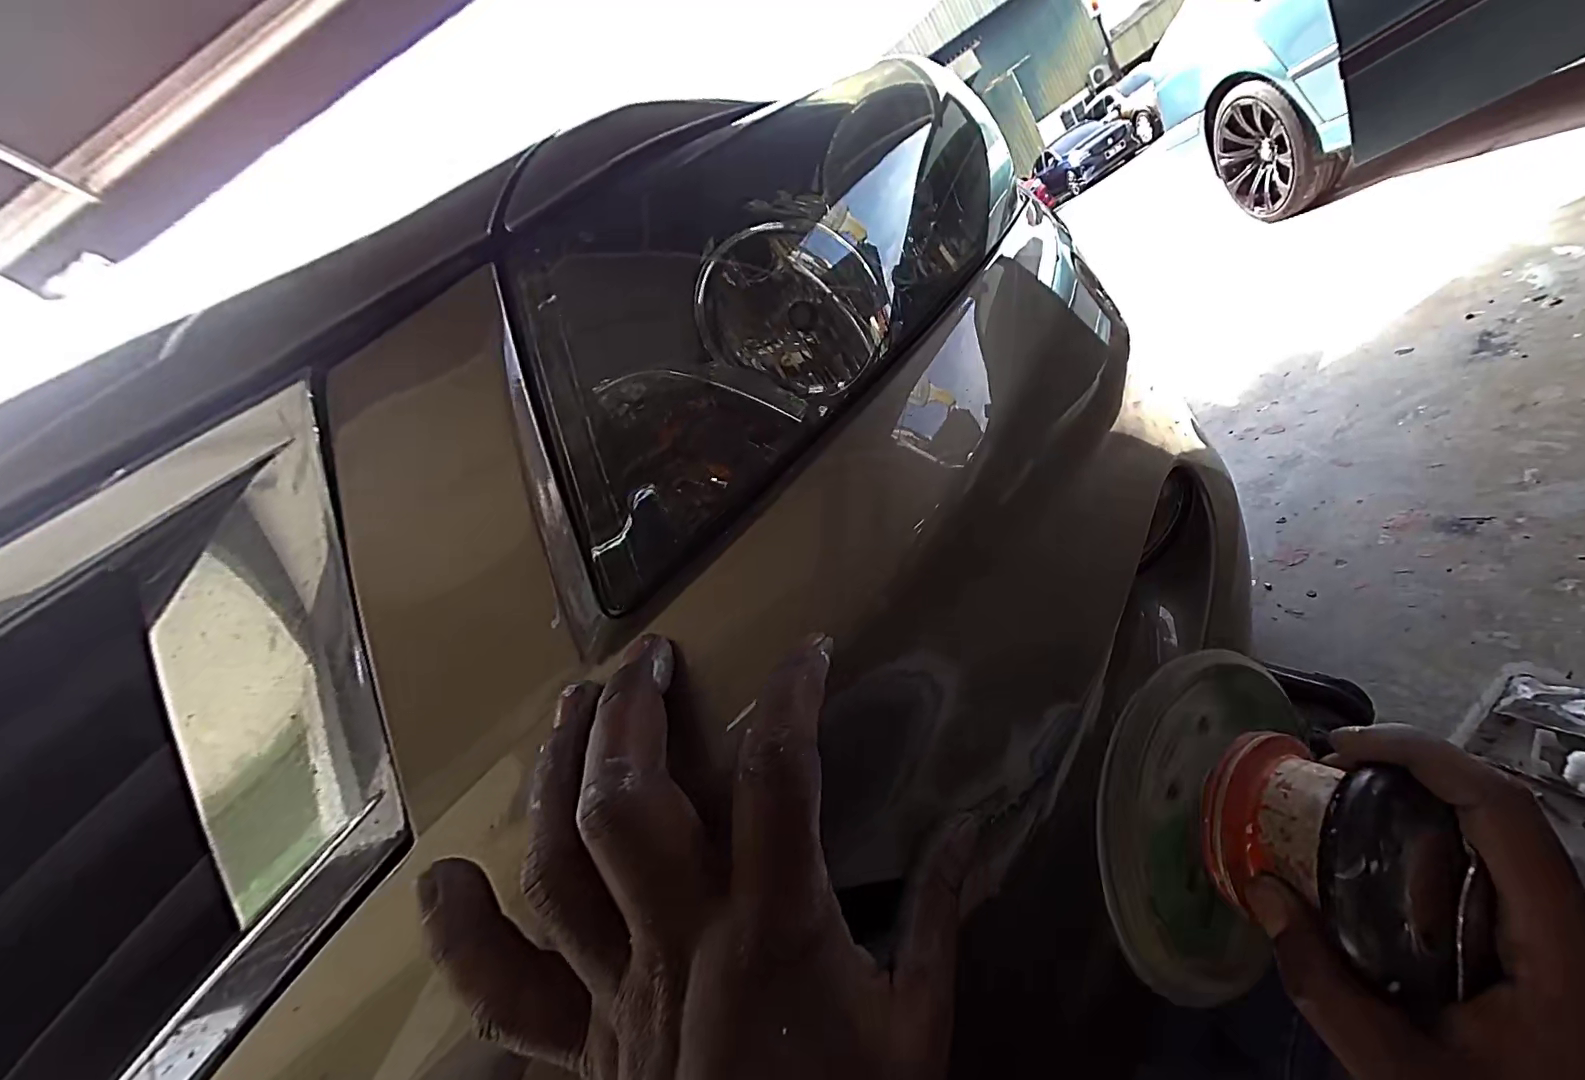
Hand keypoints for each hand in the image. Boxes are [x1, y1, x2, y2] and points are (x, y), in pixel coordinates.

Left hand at [416, 634, 978, 1078]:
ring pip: (559, 868)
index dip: (792, 698)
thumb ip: (941, 914)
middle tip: (650, 656)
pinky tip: (443, 880)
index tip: (810, 651)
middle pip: (630, 805)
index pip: (777, 776)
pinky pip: (503, 996)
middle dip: (633, 715)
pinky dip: (465, 937)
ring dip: (557, 774)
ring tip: (572, 703)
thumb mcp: (918, 1022)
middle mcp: (682, 941)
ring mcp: (617, 992)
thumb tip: (971, 827)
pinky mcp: (581, 1046)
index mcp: (775, 927)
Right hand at [1243, 724, 1584, 1079]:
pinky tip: (1396, 869)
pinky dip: (1444, 847)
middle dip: (1414, 770)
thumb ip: (1323, 984)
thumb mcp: (1398, 1077)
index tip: (1343, 746)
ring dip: (1429, 804)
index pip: (1503, 810)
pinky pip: (1506, 878)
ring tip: (1356, 803)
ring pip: (1509, 842)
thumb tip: (1261, 890)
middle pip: (1506, 813)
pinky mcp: (1570, 969)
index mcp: (1565, 954)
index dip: (1421, 755)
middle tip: (1337, 769)